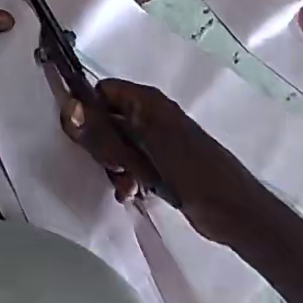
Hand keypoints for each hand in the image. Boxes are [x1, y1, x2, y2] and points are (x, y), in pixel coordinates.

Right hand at [60, 79, 256, 240]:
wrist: (234, 211)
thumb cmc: (191, 172)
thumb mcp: (140, 152)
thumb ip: (102, 132)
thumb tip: (68, 107)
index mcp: (147, 102)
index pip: (102, 92)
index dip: (88, 111)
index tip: (83, 137)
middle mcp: (151, 115)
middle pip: (106, 120)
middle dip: (103, 147)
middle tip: (114, 166)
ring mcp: (156, 140)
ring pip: (116, 146)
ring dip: (115, 167)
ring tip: (127, 185)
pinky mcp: (161, 164)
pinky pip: (131, 164)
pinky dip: (128, 178)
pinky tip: (134, 193)